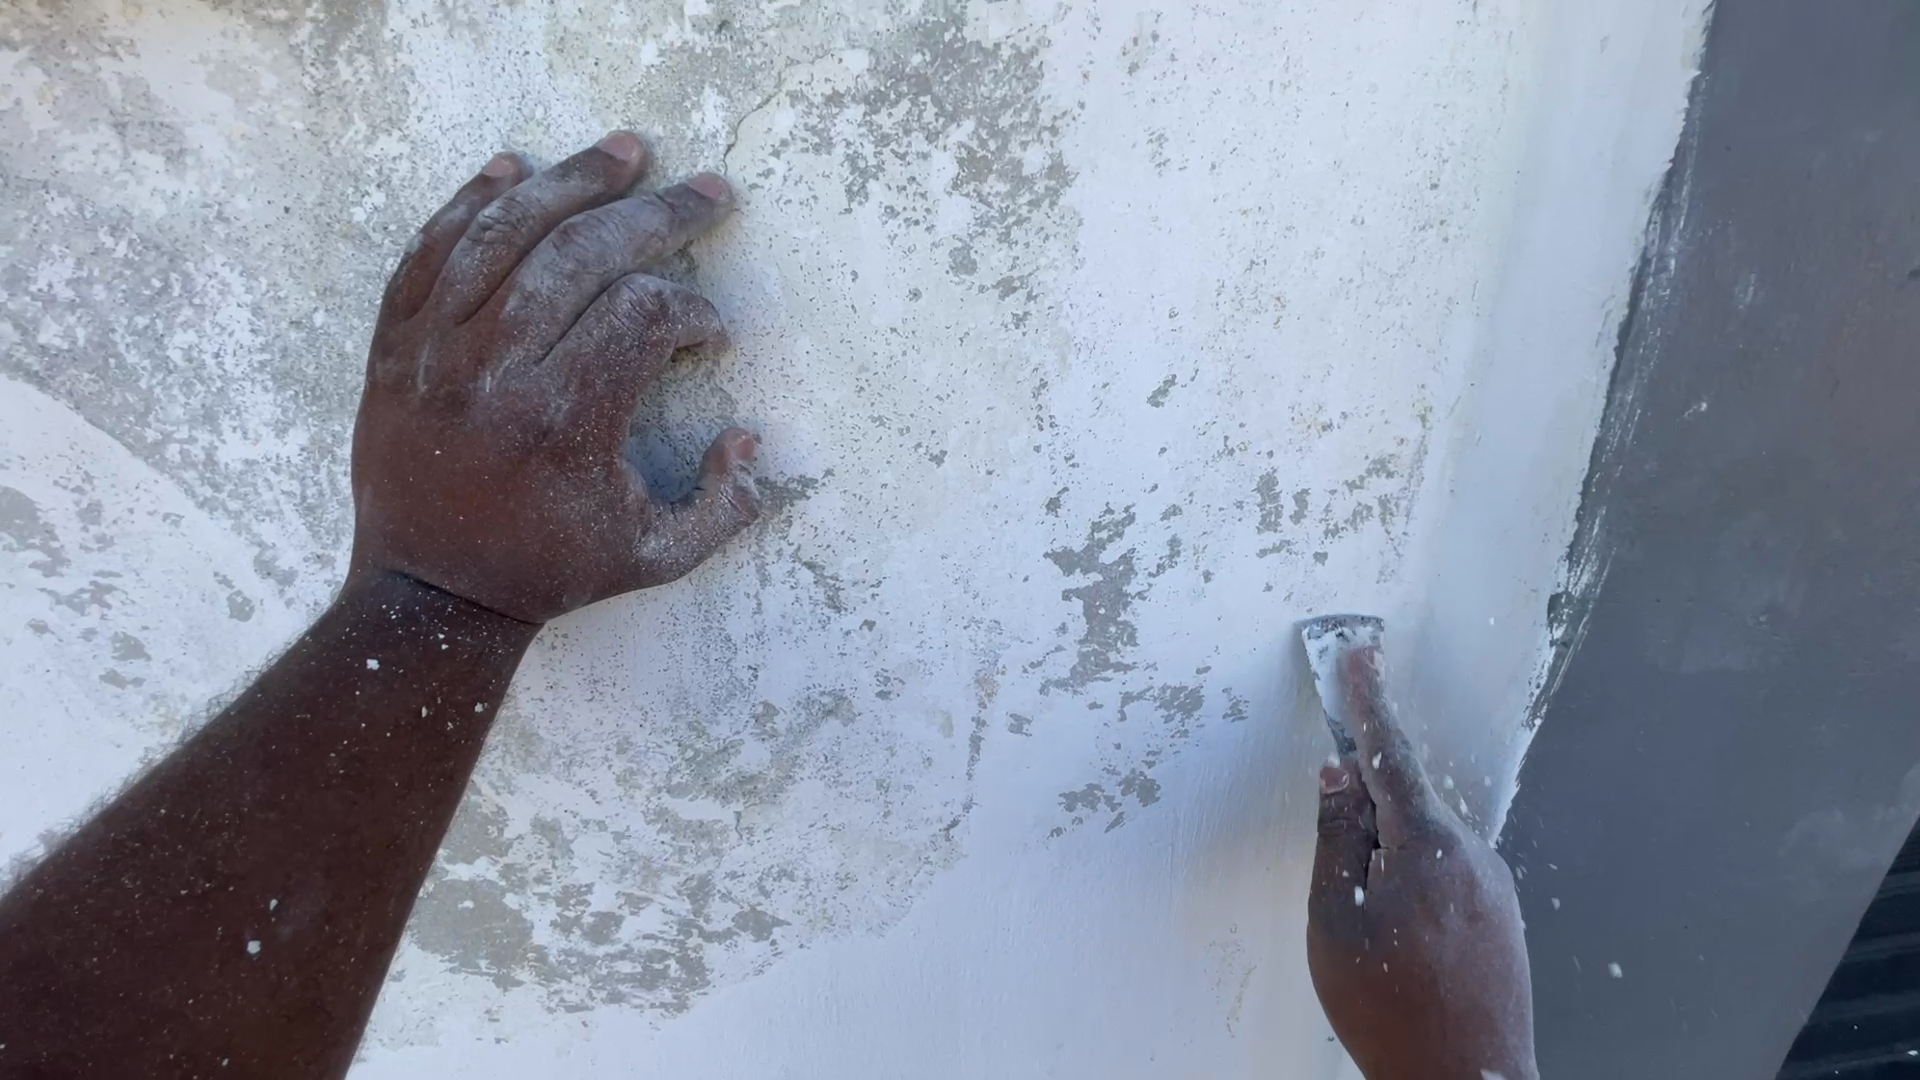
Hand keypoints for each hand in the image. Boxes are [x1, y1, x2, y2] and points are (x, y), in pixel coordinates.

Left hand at [348, 131, 760, 623]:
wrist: (431, 590)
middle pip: (582, 257)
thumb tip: (748, 439)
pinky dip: (472, 201)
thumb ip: (723, 507)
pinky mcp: (395, 346)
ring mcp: (436, 352)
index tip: (713, 334)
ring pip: (506, 234)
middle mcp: (498, 374)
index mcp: (569, 425)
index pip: (641, 319)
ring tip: (626, 150)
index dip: (693, 312)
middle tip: (708, 190)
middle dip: (658, 217)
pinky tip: (515, 168)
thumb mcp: (659, 559)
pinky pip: (429, 250)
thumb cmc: (553, 570)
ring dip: (574, 182)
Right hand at [1307, 646, 1537, 1079]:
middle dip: (1361, 808)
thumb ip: (1334, 836)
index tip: (1360, 655)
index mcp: (1430, 849)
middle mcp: (1473, 857)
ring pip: (1418, 835)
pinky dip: (1404, 868)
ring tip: (1364, 916)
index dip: (1368, 701)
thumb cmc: (1389, 1008)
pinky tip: (1391, 922)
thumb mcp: (1334, 916)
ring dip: (1380, 848)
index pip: (1390, 755)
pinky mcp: (1498, 913)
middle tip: (1338, 865)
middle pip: (1402, 799)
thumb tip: (1337, 778)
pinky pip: (1440, 863)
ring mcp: (1492, 888)